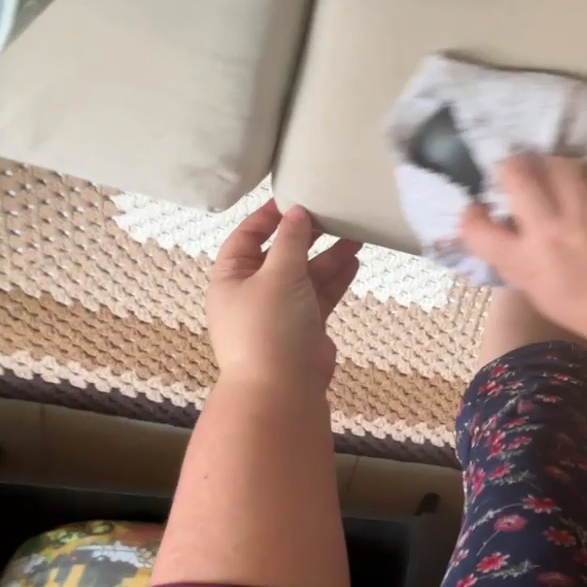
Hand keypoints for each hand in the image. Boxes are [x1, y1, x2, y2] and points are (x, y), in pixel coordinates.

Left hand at [207, 201, 361, 393]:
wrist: (282, 388)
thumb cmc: (269, 327)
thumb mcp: (278, 275)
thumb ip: (290, 241)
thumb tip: (297, 212)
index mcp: (231, 278)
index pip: (246, 237)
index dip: (268, 217)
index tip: (294, 199)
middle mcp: (254, 292)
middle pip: (281, 254)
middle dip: (306, 235)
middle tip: (331, 214)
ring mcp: (281, 310)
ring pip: (306, 274)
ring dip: (329, 255)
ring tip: (355, 235)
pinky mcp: (305, 325)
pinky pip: (321, 294)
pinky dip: (337, 278)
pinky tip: (355, 261)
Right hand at [460, 155, 586, 340]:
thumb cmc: (584, 305)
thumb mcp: (535, 291)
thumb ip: (512, 259)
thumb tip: (496, 225)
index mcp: (525, 260)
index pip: (476, 228)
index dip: (472, 214)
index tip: (481, 208)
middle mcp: (551, 229)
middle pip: (516, 173)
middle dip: (514, 168)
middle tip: (522, 175)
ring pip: (558, 162)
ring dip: (554, 166)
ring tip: (560, 177)